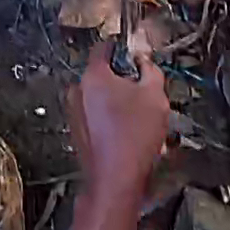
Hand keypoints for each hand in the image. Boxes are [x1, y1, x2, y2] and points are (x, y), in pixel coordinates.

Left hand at [67, 41, 170, 198]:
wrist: (115, 182)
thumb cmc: (135, 135)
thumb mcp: (155, 95)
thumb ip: (150, 70)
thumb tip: (144, 62)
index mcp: (93, 75)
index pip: (104, 47)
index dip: (122, 47)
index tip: (136, 54)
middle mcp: (78, 90)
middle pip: (103, 74)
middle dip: (123, 79)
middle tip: (144, 91)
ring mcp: (75, 113)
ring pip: (100, 96)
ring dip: (118, 101)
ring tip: (140, 117)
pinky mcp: (78, 133)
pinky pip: (96, 116)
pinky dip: (110, 119)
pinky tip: (129, 134)